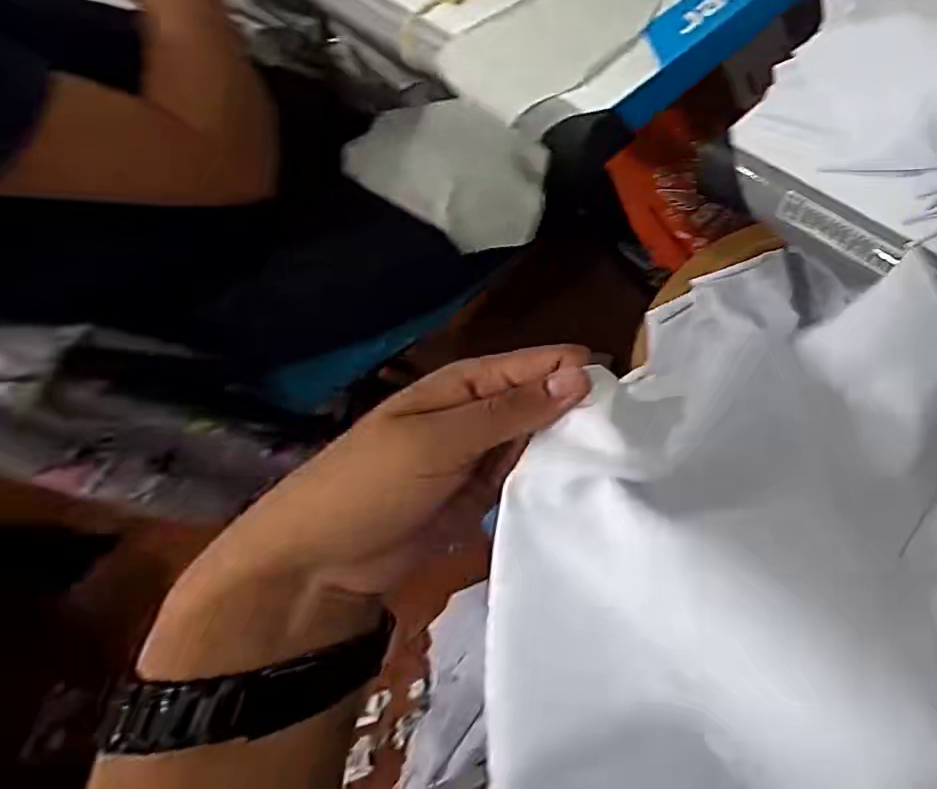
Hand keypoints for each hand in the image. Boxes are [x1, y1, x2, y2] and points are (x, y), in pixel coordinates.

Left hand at [141, 346, 593, 677]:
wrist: (311, 573)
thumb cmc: (365, 489)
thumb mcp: (438, 441)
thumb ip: (512, 409)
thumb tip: (583, 373)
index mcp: (470, 382)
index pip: (544, 362)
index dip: (582, 372)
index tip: (622, 397)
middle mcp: (487, 408)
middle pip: (553, 395)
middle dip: (585, 409)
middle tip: (625, 432)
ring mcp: (490, 449)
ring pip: (550, 433)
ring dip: (574, 442)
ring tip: (616, 456)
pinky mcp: (493, 486)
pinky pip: (536, 469)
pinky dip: (557, 472)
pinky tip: (586, 478)